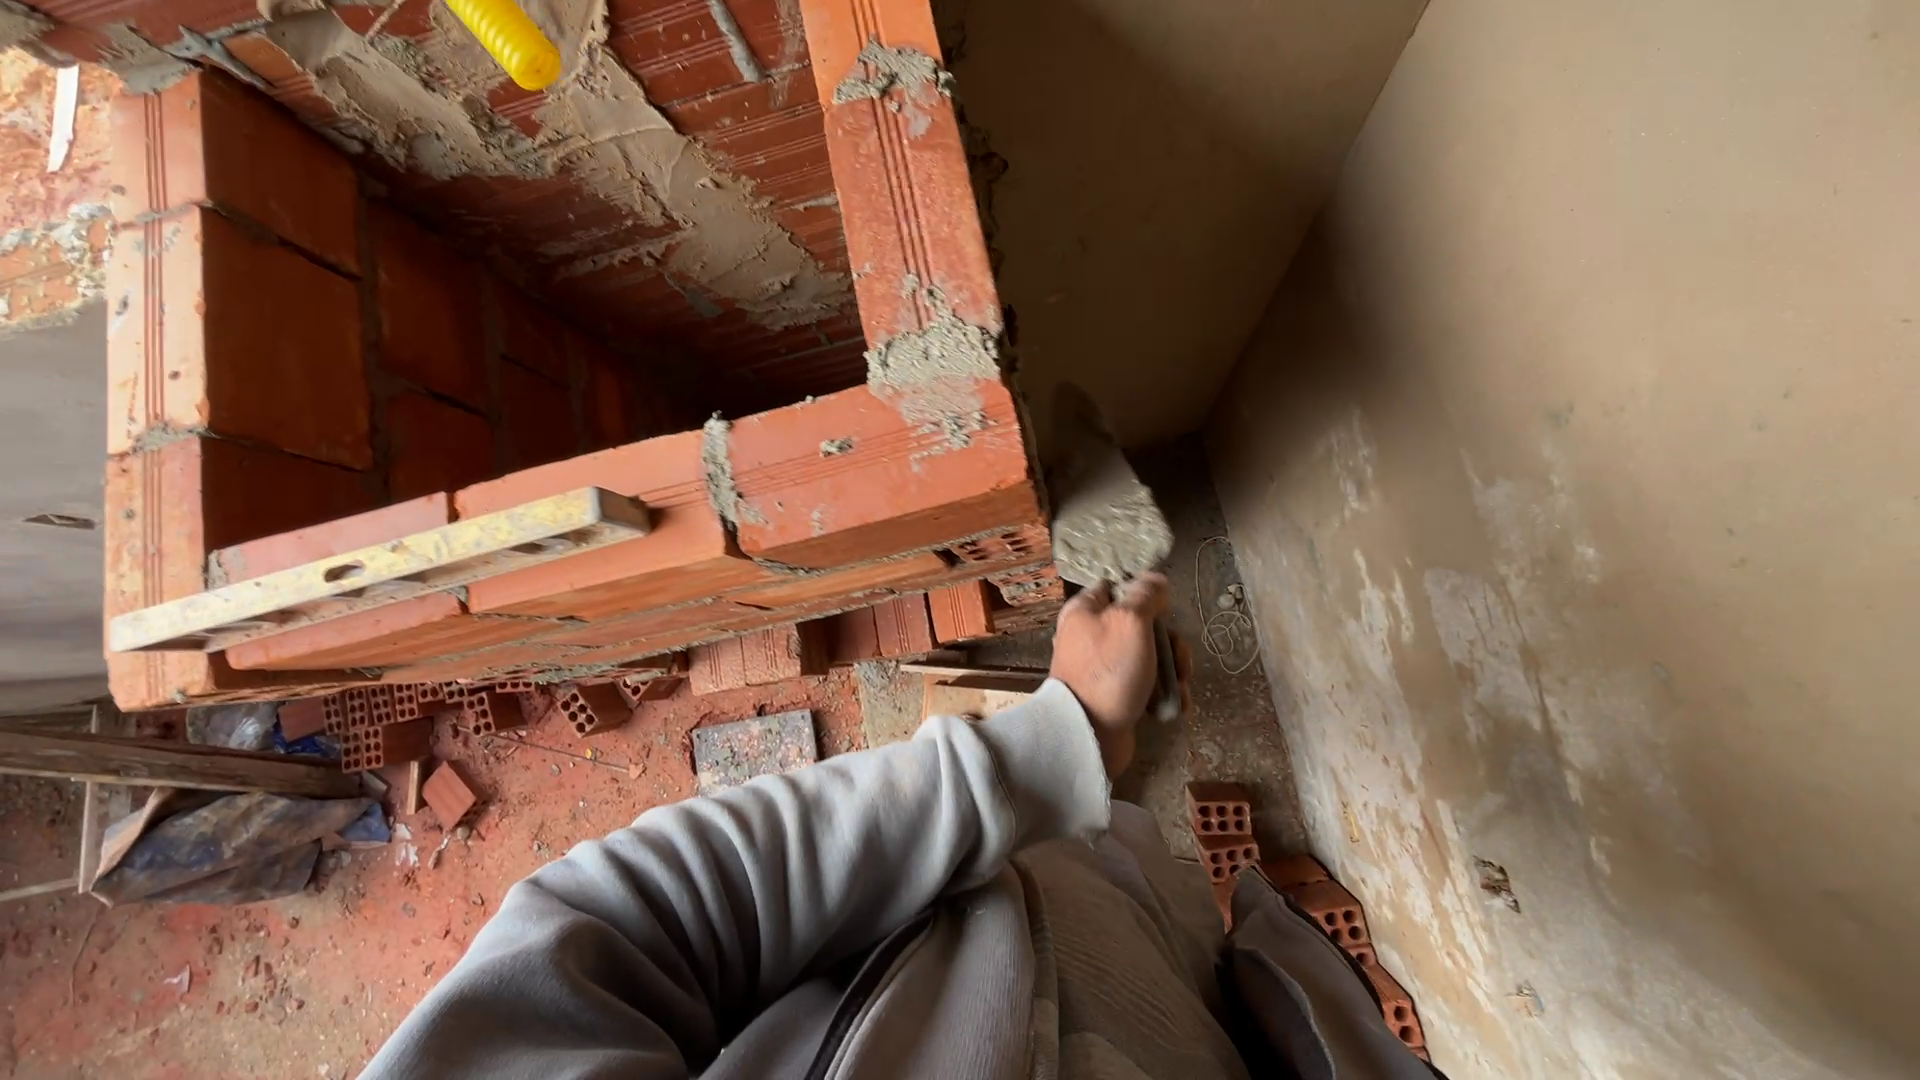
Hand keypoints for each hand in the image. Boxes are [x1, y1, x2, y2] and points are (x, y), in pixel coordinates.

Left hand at [1048, 572, 1169, 778]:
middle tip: (1178, 660)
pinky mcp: (1114, 695)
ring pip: (1149, 657)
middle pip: (1142, 625)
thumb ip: (1145, 595)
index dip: (1144, 593)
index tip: (1164, 609)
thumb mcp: (1129, 621)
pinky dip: (1163, 693)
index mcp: (1086, 610)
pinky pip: (1146, 685)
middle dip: (1169, 642)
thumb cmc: (1108, 670)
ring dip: (1172, 671)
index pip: (1117, 586)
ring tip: (1180, 686)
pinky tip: (1175, 705)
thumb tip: (1156, 578)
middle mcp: (1092, 635)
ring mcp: (1104, 667)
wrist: (1088, 733)